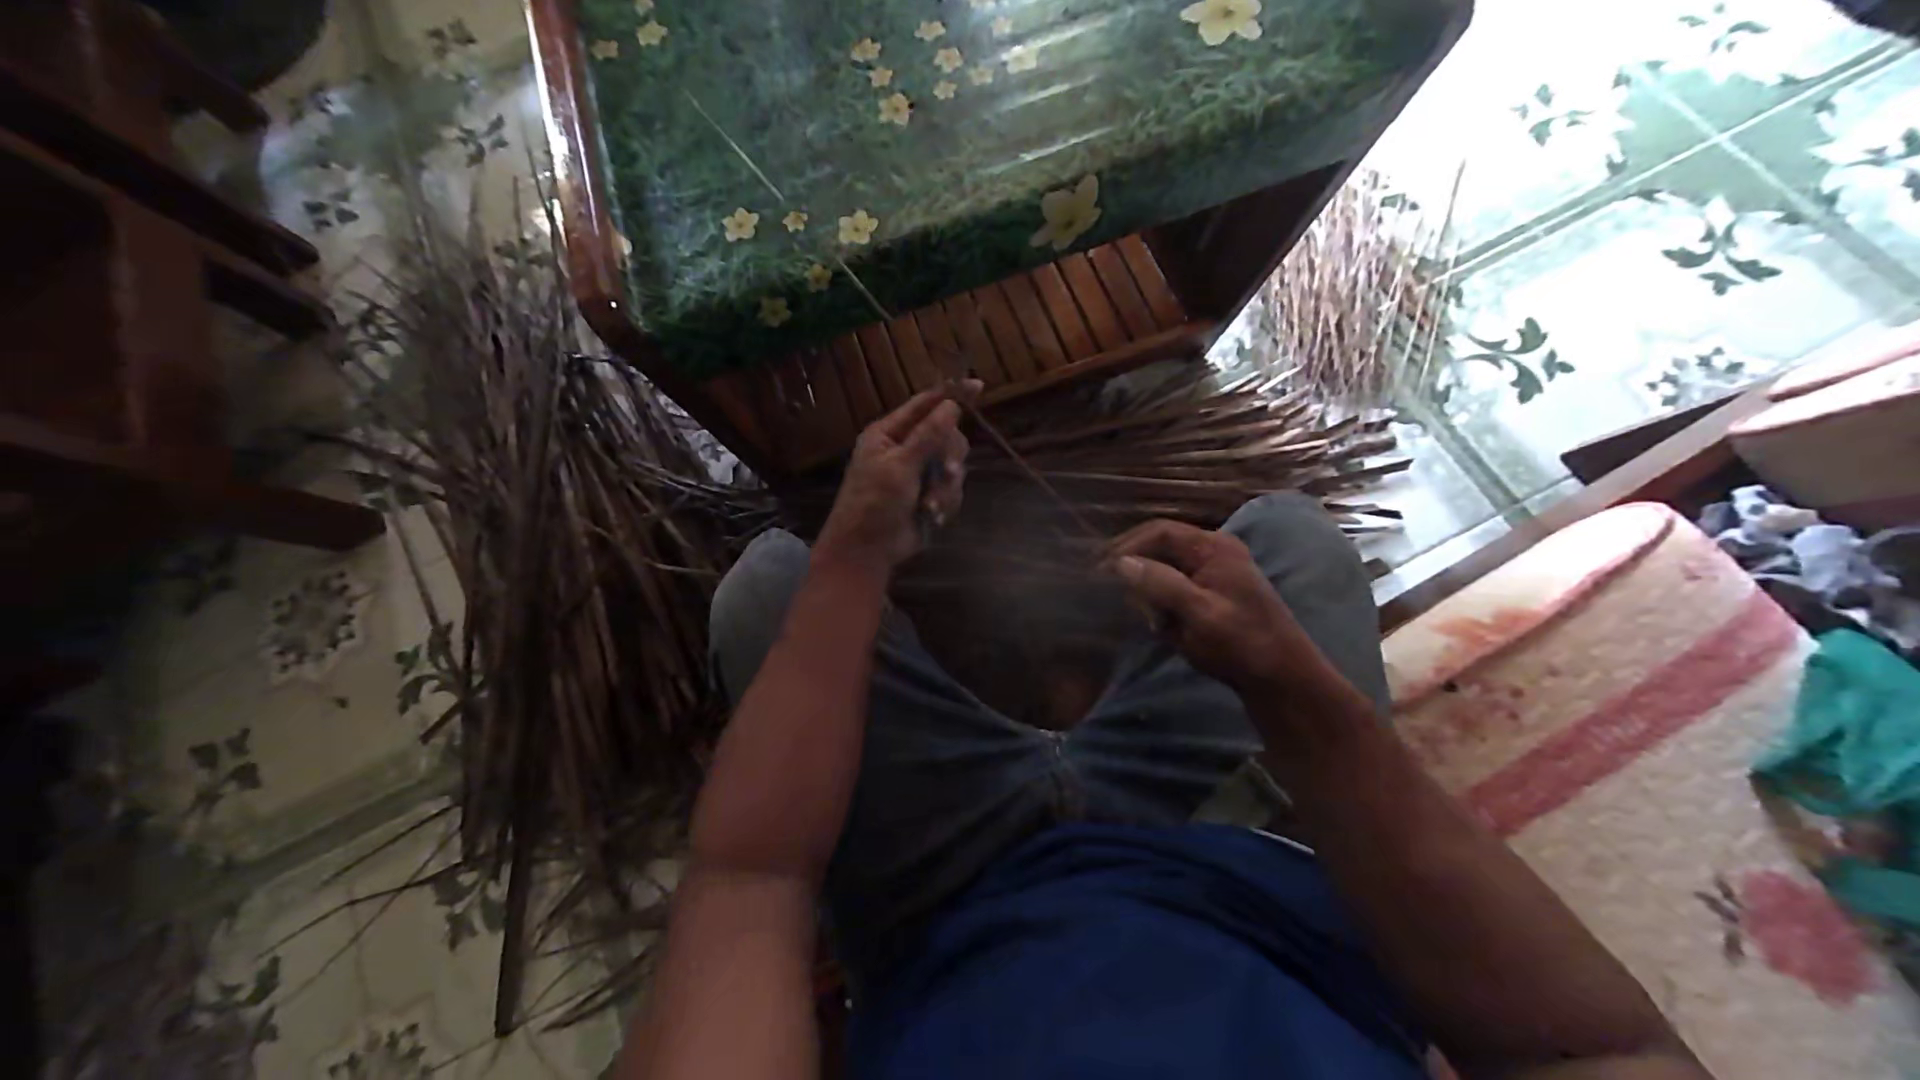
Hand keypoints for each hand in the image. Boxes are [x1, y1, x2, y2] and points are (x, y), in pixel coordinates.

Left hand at [816, 382, 979, 572]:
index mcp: (888, 434)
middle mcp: (904, 449)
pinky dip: (944, 503)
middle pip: (946, 436)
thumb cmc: (874, 503)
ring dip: (945, 486)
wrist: (868, 550)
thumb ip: (928, 436)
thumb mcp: (900, 466)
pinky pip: (951, 490)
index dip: (951, 396)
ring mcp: (918, 473)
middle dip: (949, 456)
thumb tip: (952, 406)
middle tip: (948, 471)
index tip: (978, 386)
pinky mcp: (929, 496)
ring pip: (952, 465)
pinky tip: (931, 516)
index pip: (924, 405)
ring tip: (930, 505)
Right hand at [1108, 519, 1352, 703]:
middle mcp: (1215, 553)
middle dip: (1137, 569)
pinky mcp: (1215, 597)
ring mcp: (1216, 575)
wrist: (1282, 679)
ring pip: (1166, 570)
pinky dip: (1162, 605)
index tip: (1100, 568)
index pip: (1160, 531)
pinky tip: (1159, 625)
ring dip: (1149, 590)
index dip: (1127, 546)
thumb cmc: (1240, 642)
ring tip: (1142, 614)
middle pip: (1162, 548)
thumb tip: (1120, 563)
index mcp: (1214, 547)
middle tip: (1108, 588)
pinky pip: (1177, 590)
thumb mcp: (1197, 612)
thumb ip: (1160, 583)